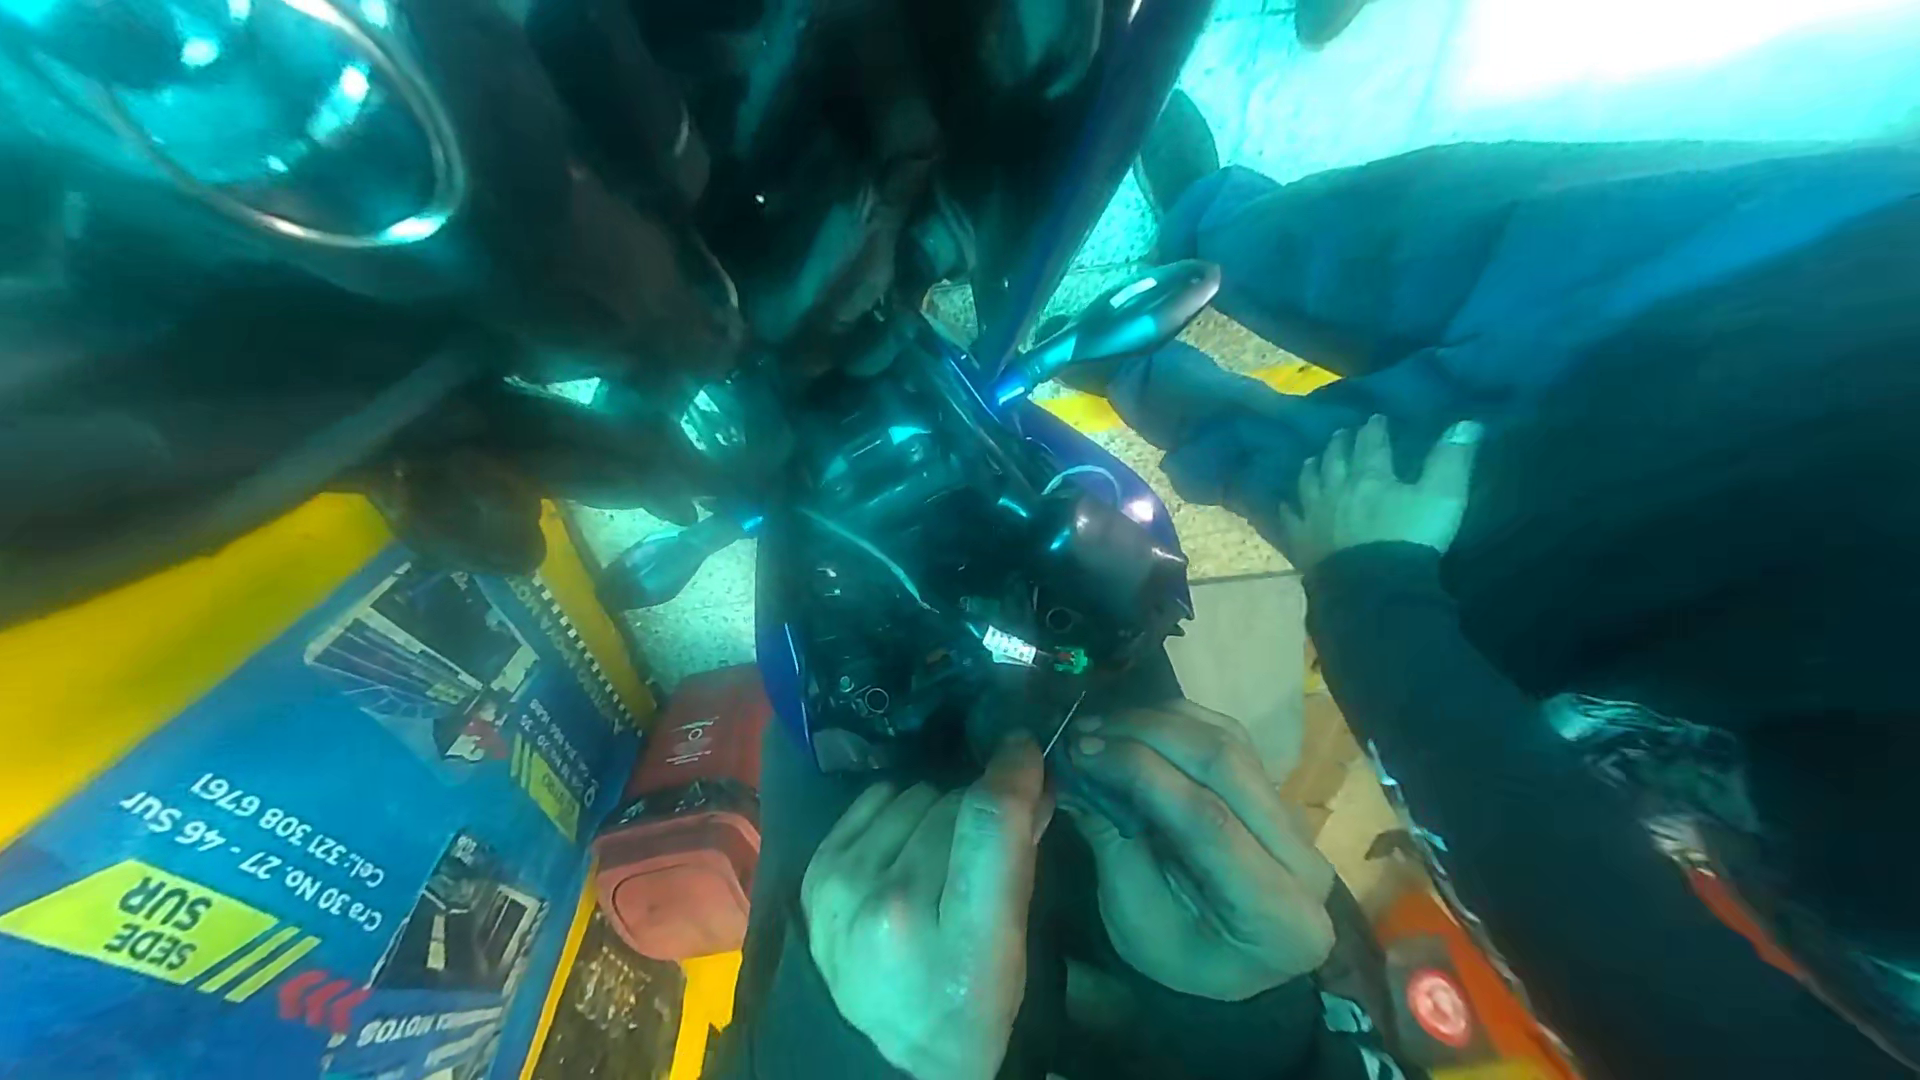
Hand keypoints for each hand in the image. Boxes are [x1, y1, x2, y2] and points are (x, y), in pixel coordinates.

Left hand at [802, 736, 1054, 1079]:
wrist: (878, 1047)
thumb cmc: (966, 1003)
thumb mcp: (1014, 946)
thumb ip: (1023, 855)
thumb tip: (1029, 774)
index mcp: (959, 944)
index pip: (987, 823)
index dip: (1011, 773)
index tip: (1023, 747)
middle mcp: (892, 908)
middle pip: (952, 801)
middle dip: (977, 807)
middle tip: (978, 842)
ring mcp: (846, 885)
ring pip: (917, 793)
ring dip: (937, 810)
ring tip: (936, 854)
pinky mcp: (818, 868)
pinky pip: (879, 795)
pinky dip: (900, 810)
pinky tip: (902, 848)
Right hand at [1063, 700, 1337, 1001]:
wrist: (1223, 961)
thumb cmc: (1177, 956)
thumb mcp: (1134, 919)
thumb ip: (1110, 840)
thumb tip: (1073, 770)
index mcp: (1276, 915)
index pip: (1207, 818)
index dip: (1140, 770)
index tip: (1082, 750)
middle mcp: (1302, 858)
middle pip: (1224, 763)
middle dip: (1145, 733)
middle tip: (1085, 730)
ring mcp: (1293, 817)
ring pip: (1227, 740)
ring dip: (1157, 720)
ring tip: (1103, 724)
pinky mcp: (1274, 790)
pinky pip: (1228, 734)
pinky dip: (1176, 720)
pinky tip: (1136, 723)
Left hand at [1278, 414, 1482, 573]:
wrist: (1369, 580)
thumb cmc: (1409, 536)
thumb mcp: (1442, 496)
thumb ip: (1451, 460)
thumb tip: (1466, 423)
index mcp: (1371, 476)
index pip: (1371, 444)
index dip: (1373, 429)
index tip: (1374, 418)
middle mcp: (1336, 488)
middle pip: (1335, 460)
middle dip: (1339, 443)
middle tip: (1340, 433)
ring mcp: (1314, 513)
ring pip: (1309, 483)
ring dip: (1311, 468)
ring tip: (1312, 458)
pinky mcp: (1301, 537)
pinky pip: (1290, 518)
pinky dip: (1287, 508)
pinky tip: (1284, 504)